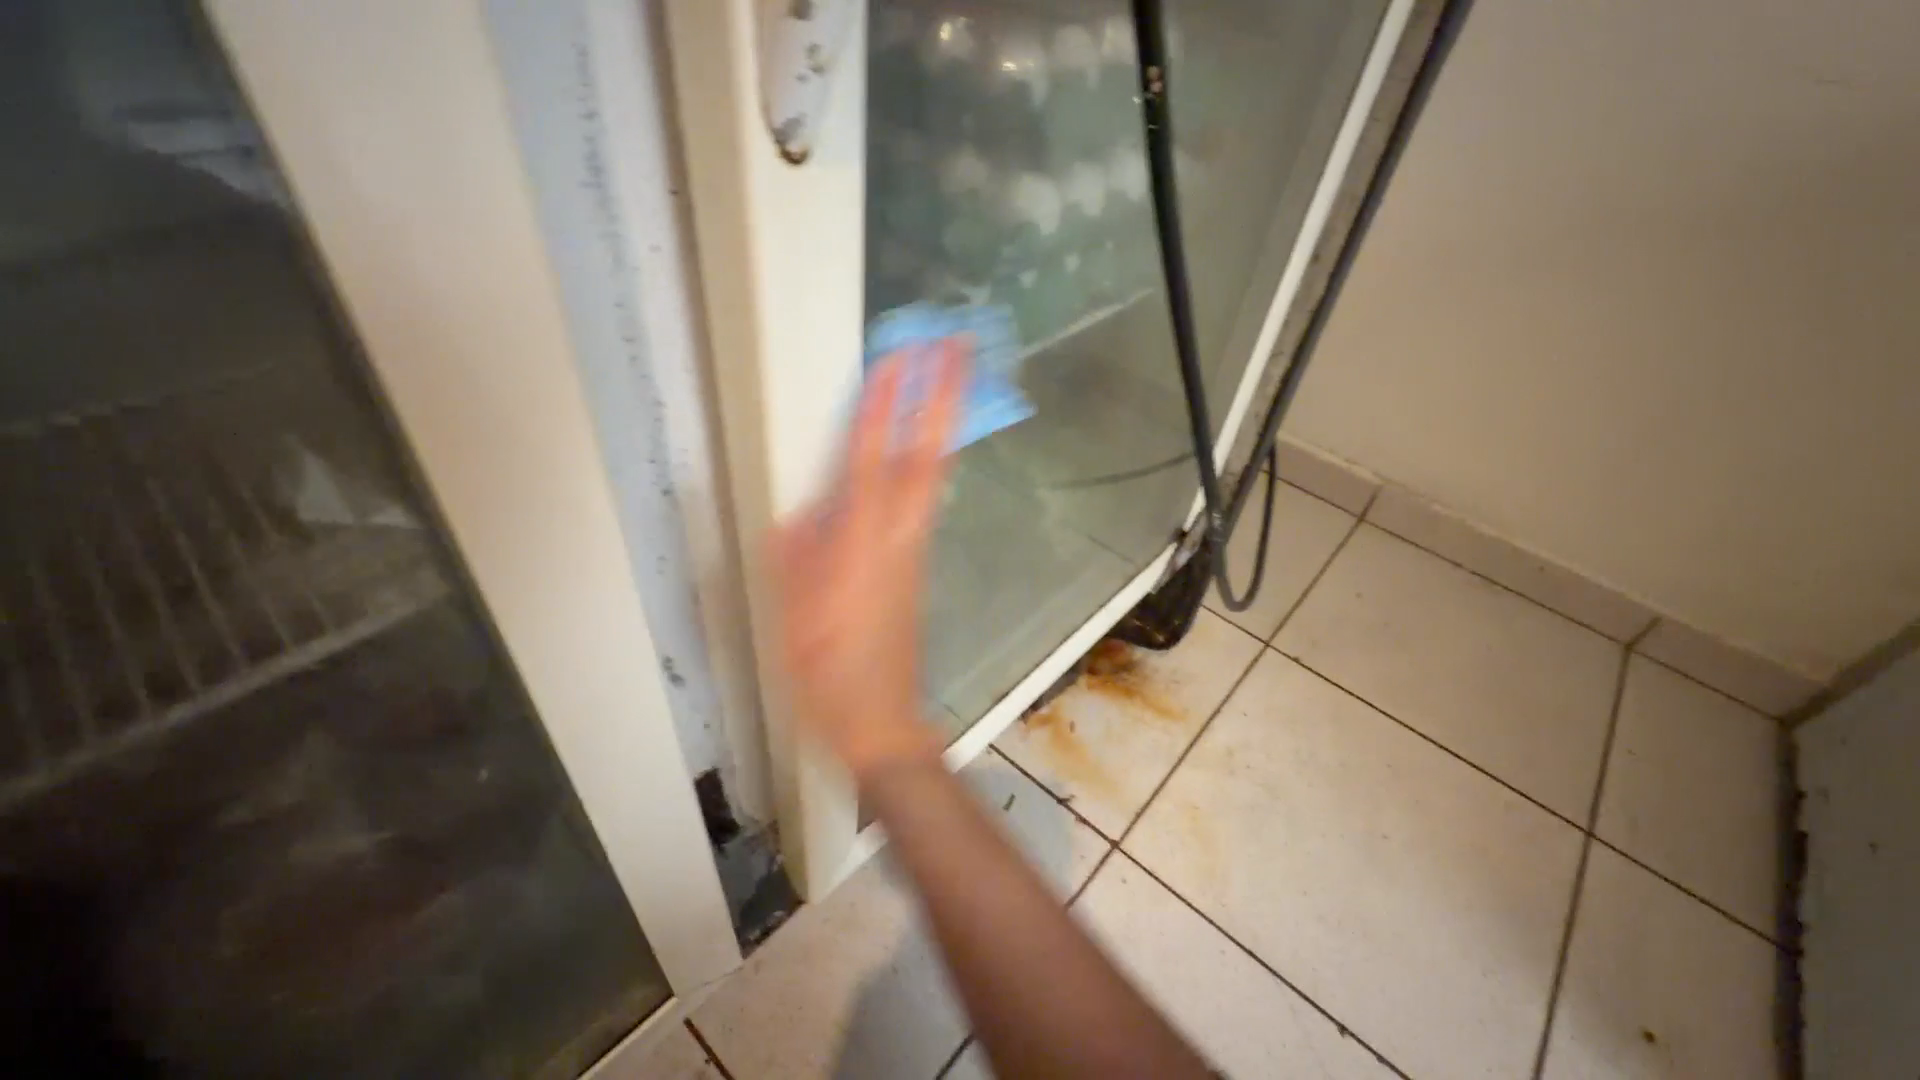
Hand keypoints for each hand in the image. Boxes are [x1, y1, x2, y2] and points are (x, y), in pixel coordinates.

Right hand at [767, 340, 969, 782]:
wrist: (881, 720)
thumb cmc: (827, 673)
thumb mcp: (791, 615)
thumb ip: (797, 554)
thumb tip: (807, 509)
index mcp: (860, 545)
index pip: (872, 460)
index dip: (884, 406)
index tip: (898, 355)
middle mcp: (896, 536)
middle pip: (926, 454)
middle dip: (944, 395)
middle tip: (960, 343)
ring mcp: (914, 549)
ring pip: (935, 473)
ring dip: (945, 419)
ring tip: (953, 374)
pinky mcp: (917, 564)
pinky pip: (928, 499)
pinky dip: (934, 459)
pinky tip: (928, 444)